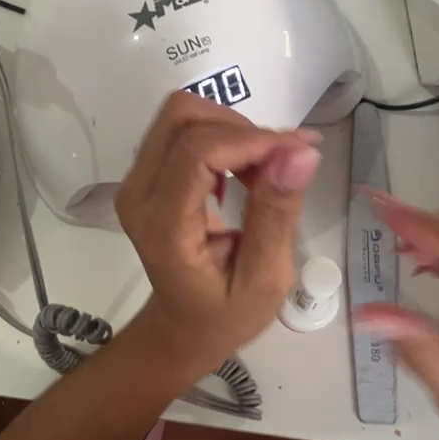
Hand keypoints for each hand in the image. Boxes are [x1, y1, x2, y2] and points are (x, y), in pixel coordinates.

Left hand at [116, 92, 322, 372]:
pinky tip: (244, 172)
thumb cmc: (226, 313)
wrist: (184, 325)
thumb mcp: (265, 278)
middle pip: (183, 117)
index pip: (198, 152)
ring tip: (263, 171)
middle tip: (281, 164)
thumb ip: (276, 214)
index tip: (302, 148)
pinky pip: (183, 127)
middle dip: (242, 128)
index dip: (253, 140)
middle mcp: (138, 193)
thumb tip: (301, 152)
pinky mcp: (145, 172)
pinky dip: (223, 135)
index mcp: (164, 228)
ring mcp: (136, 179)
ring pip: (182, 113)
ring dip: (233, 129)